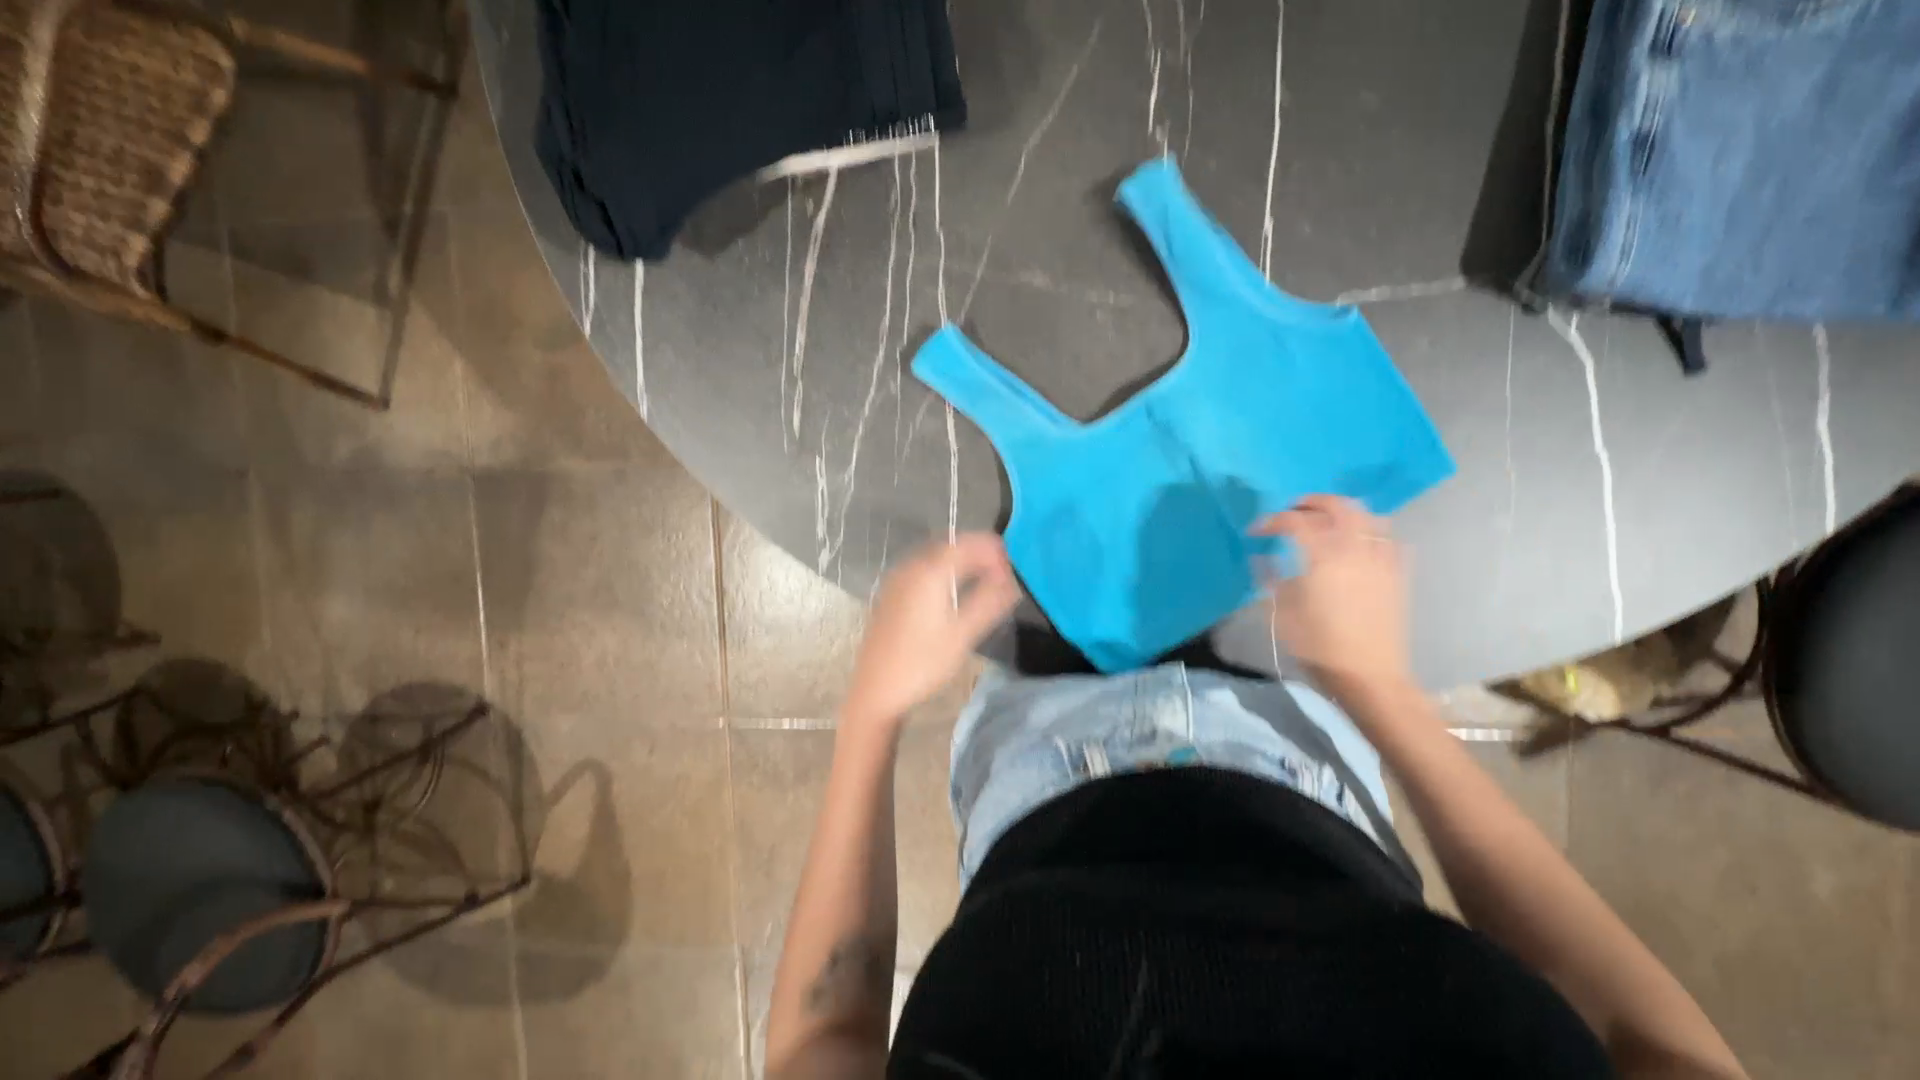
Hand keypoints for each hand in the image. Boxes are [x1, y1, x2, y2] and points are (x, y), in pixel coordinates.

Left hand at [843, 534, 1020, 734]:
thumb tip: (1012, 580)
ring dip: (962, 564)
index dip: (995, 552)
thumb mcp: (963, 635)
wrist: (875, 691)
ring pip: (936, 559)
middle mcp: (910, 567)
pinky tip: (953, 596)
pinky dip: (943, 575)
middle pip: (951, 547)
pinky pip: (923, 572)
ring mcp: (896, 581)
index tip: (1013, 571)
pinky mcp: (890, 596)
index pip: (969, 544)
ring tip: (984, 584)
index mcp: (929, 572)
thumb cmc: (922, 664)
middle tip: (1002, 577)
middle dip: (979, 556)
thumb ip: (990, 601)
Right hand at [1253, 495, 1411, 693]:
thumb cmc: (1320, 648)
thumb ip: (1272, 580)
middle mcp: (1355, 549)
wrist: (1369, 677)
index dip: (1273, 521)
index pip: (1295, 522)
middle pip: (1338, 506)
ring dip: (1345, 513)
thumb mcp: (1283, 616)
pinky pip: (1389, 540)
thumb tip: (1263, 558)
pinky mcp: (1398, 574)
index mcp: (1323, 557)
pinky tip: (1361, 545)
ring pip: (1368, 517)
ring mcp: (1382, 560)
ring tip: (1328, 524)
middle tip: (1294, 512)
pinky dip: (1371, 533)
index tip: (1257, 531)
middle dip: (1312, 503)